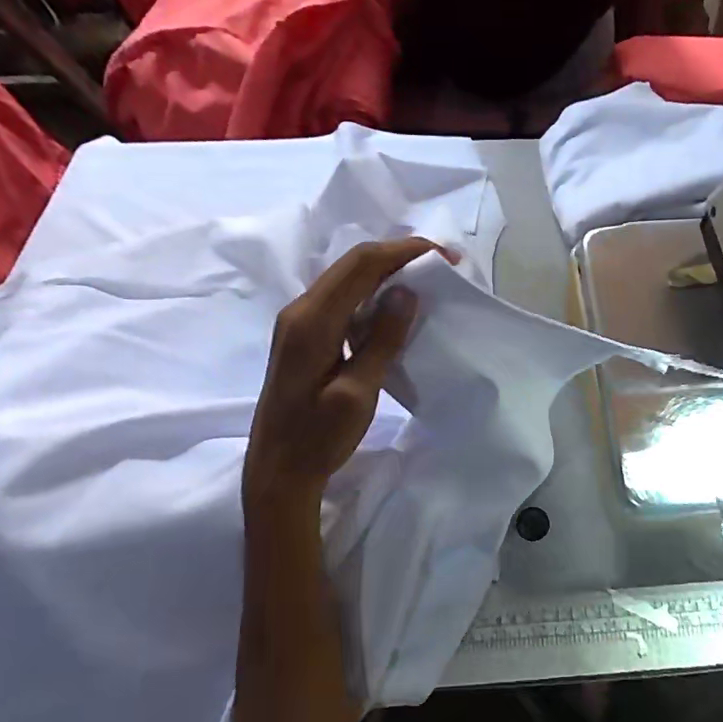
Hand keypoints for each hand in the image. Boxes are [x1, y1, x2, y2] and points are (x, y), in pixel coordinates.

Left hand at [244, 238, 451, 503]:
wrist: (277, 470)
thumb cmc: (318, 438)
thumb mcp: (358, 393)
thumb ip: (382, 340)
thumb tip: (406, 291)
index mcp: (311, 320)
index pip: (361, 264)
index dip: (404, 251)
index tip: (445, 256)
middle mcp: (300, 310)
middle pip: (352, 264)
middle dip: (399, 256)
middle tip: (442, 265)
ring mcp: (298, 322)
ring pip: (347, 280)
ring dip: (386, 273)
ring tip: (426, 281)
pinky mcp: (303, 337)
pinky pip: (341, 300)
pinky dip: (372, 294)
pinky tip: (395, 308)